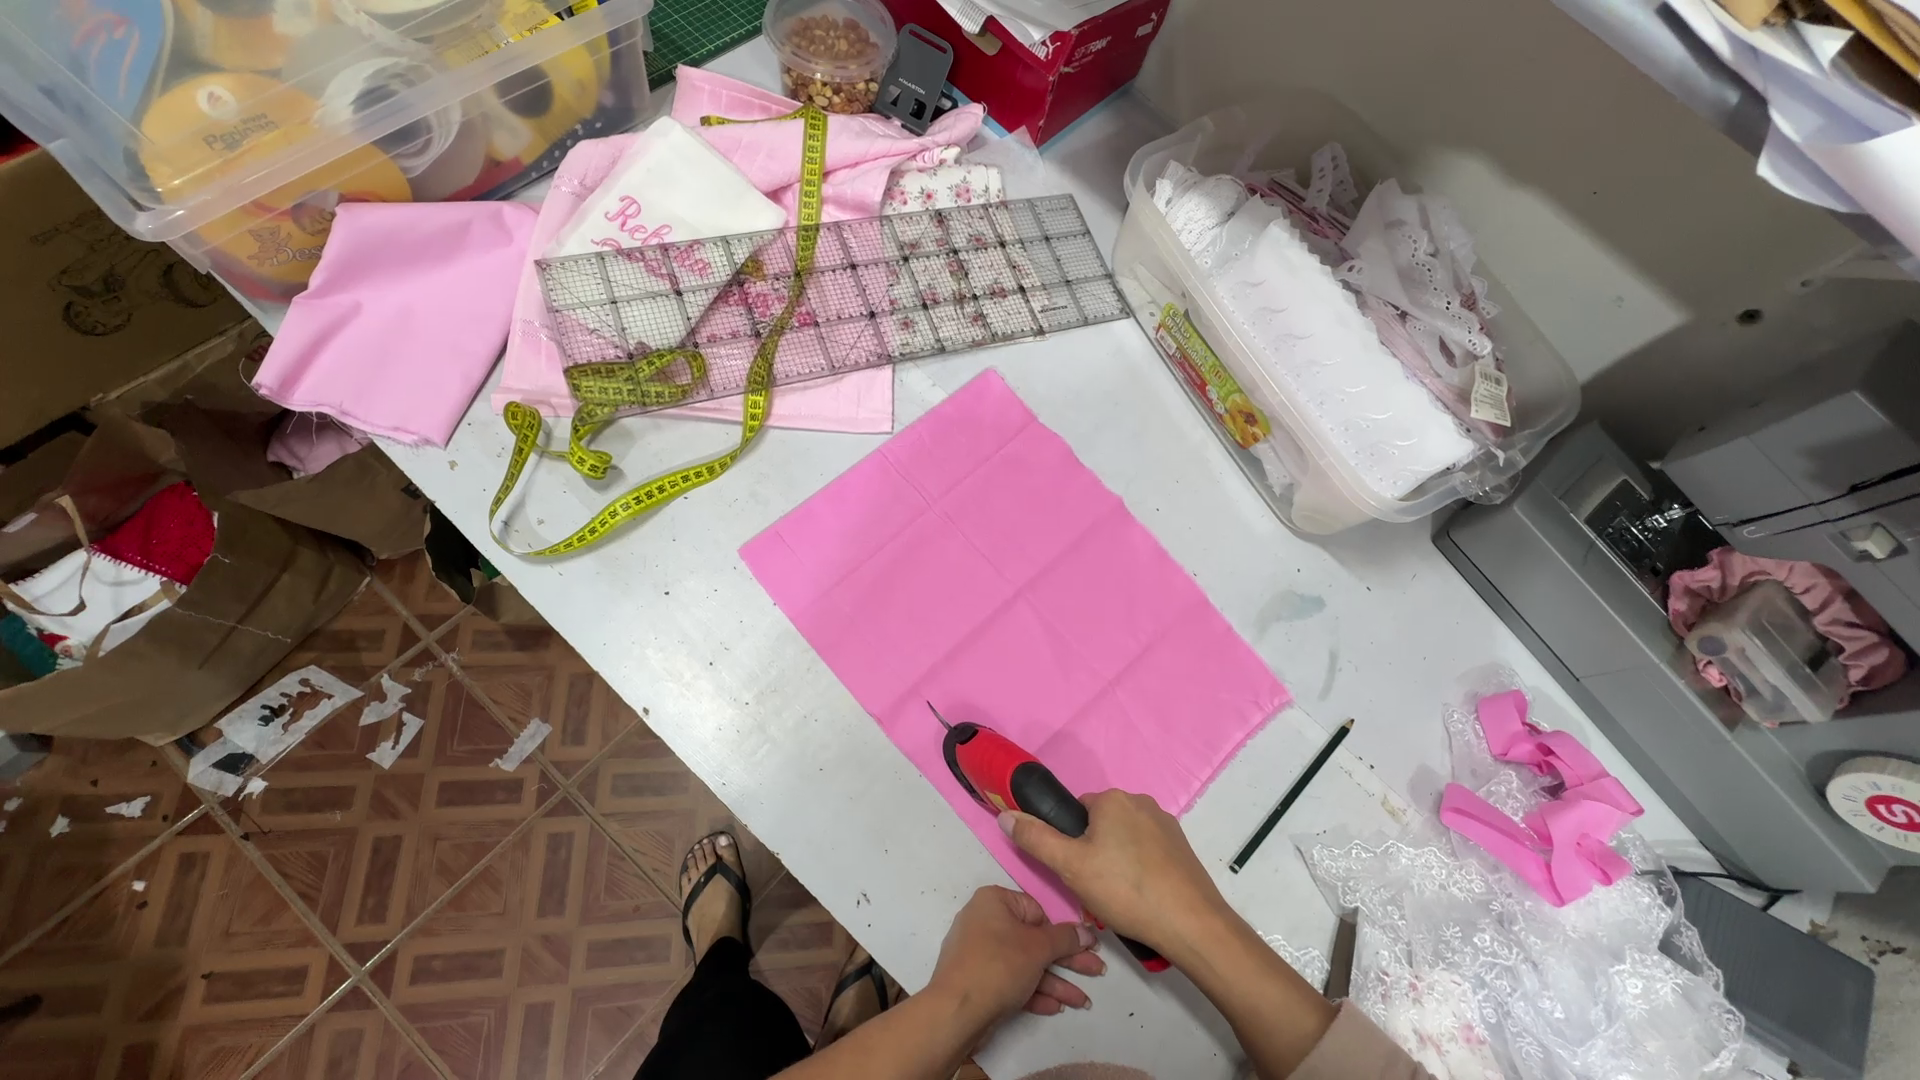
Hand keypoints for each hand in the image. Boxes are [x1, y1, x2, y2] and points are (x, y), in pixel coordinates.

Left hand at [926, 886, 1105, 1025]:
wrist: (956, 1010)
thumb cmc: (999, 965)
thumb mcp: (1038, 948)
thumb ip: (1065, 939)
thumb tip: (1086, 932)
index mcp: (995, 901)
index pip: (1037, 911)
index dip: (1061, 931)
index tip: (1084, 947)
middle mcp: (985, 921)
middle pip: (1034, 940)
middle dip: (1067, 961)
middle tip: (1096, 972)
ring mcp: (979, 953)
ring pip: (1025, 964)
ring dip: (1055, 982)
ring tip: (1083, 1001)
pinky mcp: (978, 981)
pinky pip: (1011, 981)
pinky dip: (1033, 992)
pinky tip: (1056, 1006)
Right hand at [1000, 789, 1228, 960]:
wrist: (1190, 924)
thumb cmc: (1125, 890)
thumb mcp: (1070, 866)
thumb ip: (1035, 839)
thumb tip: (1006, 815)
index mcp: (1113, 799)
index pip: (1077, 812)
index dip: (1070, 842)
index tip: (1074, 870)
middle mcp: (1141, 802)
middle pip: (1101, 826)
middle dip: (1094, 853)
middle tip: (1093, 889)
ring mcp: (1166, 825)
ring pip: (1125, 841)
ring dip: (1116, 863)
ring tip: (1118, 898)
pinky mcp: (1183, 849)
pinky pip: (1148, 854)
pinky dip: (1140, 872)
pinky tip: (1141, 899)